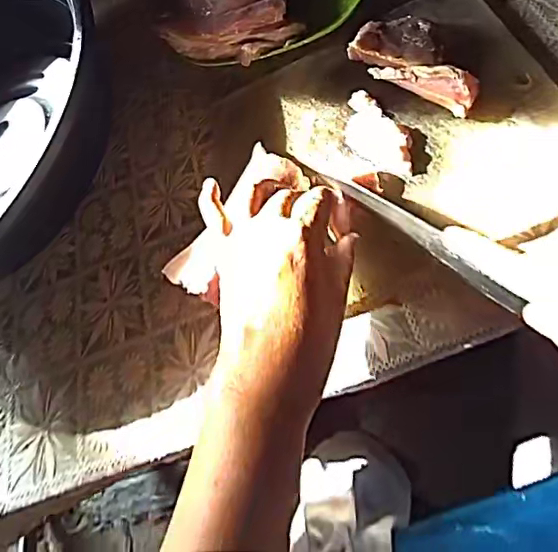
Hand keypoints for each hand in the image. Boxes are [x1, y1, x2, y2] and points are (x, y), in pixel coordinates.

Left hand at [201, 178, 358, 421]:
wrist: (266, 370)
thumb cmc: (305, 343)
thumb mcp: (337, 297)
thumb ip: (341, 258)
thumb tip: (346, 238)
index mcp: (301, 235)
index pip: (319, 199)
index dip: (332, 203)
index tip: (337, 211)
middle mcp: (268, 228)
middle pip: (289, 195)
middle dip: (305, 199)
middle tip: (316, 213)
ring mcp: (242, 237)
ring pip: (254, 192)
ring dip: (268, 187)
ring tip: (280, 190)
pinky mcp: (224, 252)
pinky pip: (213, 215)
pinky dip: (211, 197)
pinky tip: (212, 187)